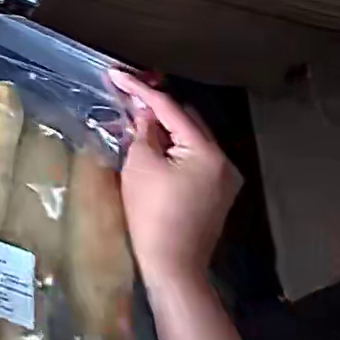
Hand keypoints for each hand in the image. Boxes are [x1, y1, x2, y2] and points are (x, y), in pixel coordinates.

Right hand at [109, 68, 242, 287]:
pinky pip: (194, 153)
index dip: (140, 88)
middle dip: (155, 104)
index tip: (116, 73)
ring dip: (165, 123)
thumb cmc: (153, 213)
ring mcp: (223, 177)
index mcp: (206, 151)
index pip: (169, 108)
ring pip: (191, 135)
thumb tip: (142, 109)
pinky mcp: (216, 190)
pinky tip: (152, 138)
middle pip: (186, 117)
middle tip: (126, 92)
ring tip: (135, 112)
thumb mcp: (141, 163)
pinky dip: (174, 142)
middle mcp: (223, 160)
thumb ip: (143, 129)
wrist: (172, 265)